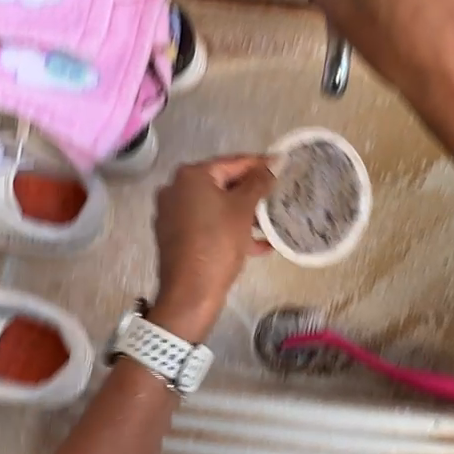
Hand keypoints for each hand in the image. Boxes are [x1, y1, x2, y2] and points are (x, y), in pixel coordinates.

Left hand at [149, 155, 275, 342]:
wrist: (191, 291)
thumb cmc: (218, 243)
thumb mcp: (243, 209)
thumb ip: (259, 182)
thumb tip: (272, 164)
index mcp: (190, 176)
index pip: (232, 162)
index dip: (259, 164)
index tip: (281, 165)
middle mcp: (176, 189)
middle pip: (222, 184)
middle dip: (251, 192)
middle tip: (277, 194)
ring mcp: (172, 214)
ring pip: (216, 207)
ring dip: (243, 213)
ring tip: (271, 221)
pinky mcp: (175, 236)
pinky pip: (208, 225)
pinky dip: (230, 229)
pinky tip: (258, 244)